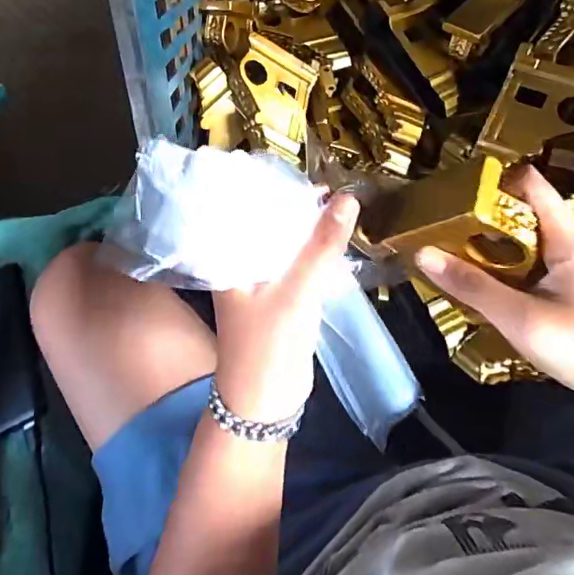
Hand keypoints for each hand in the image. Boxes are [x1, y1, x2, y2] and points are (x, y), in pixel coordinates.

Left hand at [211, 193, 358, 422]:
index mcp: (226, 257)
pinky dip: (309, 250)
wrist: (265, 403)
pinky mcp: (276, 296)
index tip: (297, 172)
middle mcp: (237, 263)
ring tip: (334, 203)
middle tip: (327, 186)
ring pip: (281, 242)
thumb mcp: (297, 291)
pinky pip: (292, 262)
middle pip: (263, 223)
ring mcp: (257, 281)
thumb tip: (347, 198)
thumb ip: (321, 246)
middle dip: (291, 205)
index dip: (265, 186)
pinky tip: (331, 238)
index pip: (238, 208)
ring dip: (303, 227)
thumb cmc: (268, 345)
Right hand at [413, 165, 573, 409]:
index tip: (452, 183)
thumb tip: (423, 253)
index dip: (493, 176)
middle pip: (514, 208)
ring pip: (512, 237)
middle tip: (432, 215)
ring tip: (437, 240)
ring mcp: (560, 264)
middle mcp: (562, 242)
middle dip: (475, 210)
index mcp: (564, 237)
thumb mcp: (523, 319)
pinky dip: (489, 262)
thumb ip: (473, 287)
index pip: (529, 183)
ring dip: (479, 238)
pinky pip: (514, 261)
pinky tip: (465, 274)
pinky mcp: (554, 285)